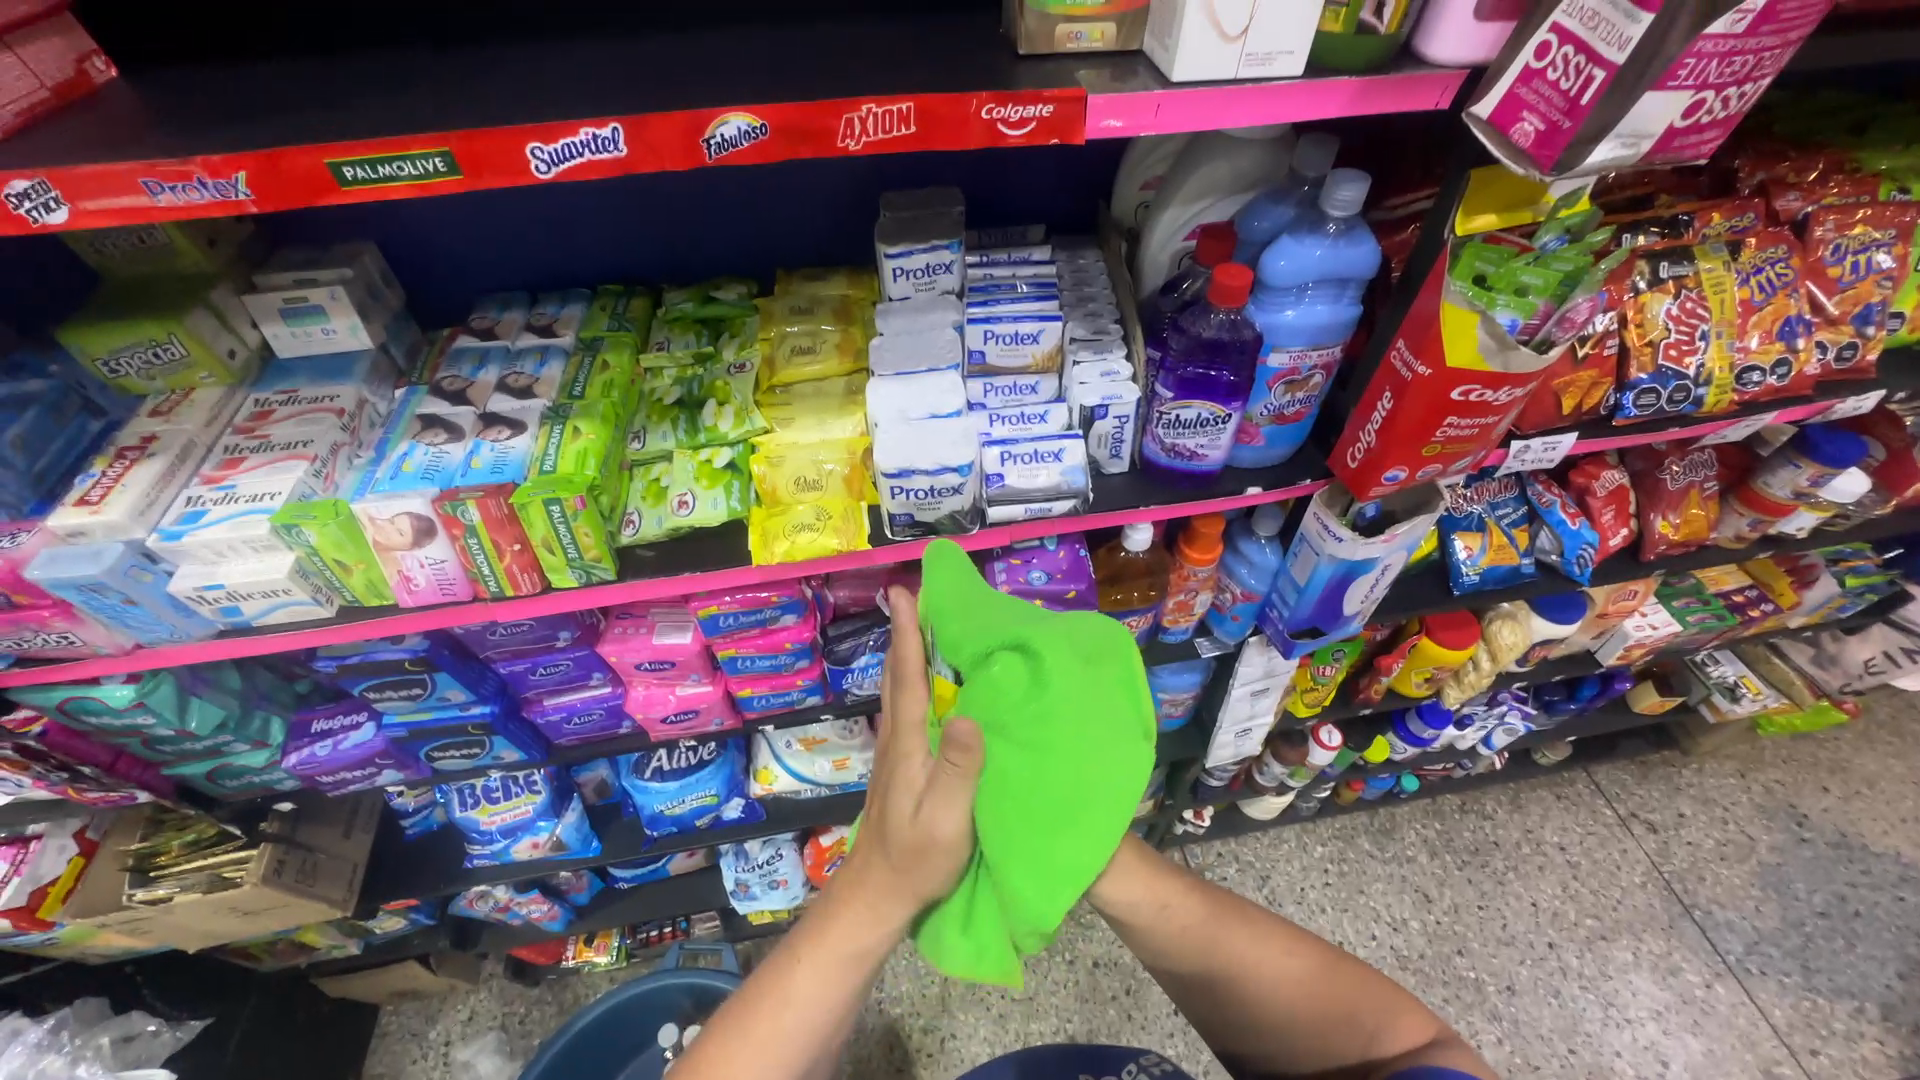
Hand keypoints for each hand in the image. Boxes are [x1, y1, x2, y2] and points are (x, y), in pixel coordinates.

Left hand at [836, 585, 985, 928]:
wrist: (880, 890)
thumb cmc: (917, 857)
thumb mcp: (946, 819)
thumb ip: (958, 769)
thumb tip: (966, 714)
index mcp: (907, 742)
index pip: (907, 677)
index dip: (908, 633)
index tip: (903, 592)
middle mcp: (895, 737)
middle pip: (898, 673)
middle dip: (905, 632)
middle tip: (913, 595)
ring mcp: (894, 750)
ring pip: (898, 688)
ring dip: (906, 652)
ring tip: (919, 624)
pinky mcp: (899, 764)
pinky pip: (905, 705)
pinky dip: (911, 678)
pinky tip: (923, 680)